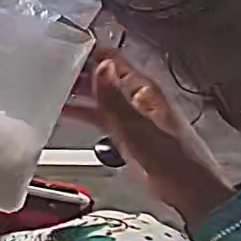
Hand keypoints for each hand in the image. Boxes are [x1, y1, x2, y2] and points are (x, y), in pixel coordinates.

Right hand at [65, 53, 234, 228]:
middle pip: (103, 76)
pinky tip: (67, 112)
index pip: (112, 60)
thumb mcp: (139, 127)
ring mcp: (131, 115)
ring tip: (52, 88)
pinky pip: (100, 117)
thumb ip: (116, 98)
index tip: (64, 49)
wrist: (189, 191)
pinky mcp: (126, 134)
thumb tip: (102, 67)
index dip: (89, 52)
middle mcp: (137, 98)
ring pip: (99, 96)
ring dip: (78, 92)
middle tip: (50, 70)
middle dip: (78, 72)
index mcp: (144, 89)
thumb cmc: (176, 160)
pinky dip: (83, 112)